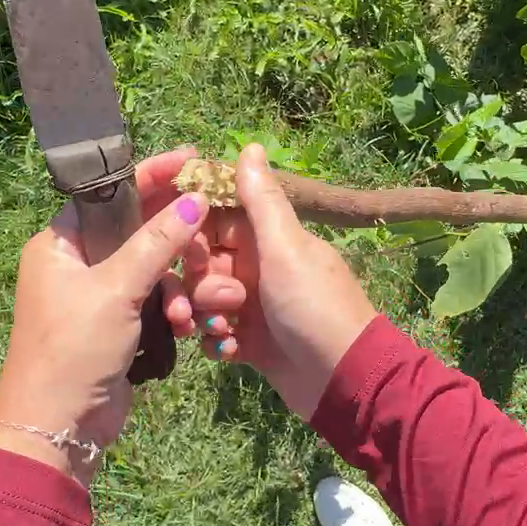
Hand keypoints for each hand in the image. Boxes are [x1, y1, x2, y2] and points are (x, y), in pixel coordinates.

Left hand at [0, 147, 205, 484]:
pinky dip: (170, 309)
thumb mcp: (117, 290)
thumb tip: (195, 200)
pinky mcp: (117, 323)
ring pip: (151, 268)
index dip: (150, 175)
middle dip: (172, 241)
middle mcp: (77, 263)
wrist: (58, 428)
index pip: (109, 194)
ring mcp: (98, 295)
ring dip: (174, 286)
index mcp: (60, 243)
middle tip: (209, 232)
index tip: (191, 159)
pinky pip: (153, 300)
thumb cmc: (73, 350)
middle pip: (136, 230)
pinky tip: (182, 327)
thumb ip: (157, 243)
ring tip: (185, 310)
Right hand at [185, 144, 377, 419]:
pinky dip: (219, 342)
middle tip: (225, 303)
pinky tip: (231, 351)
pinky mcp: (252, 342)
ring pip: (204, 301)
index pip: (216, 220)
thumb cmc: (314, 307)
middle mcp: (259, 267)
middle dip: (200, 284)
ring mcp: (255, 306)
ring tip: (226, 330)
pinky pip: (216, 333)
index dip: (195, 232)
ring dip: (206, 315)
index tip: (184, 246)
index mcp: (269, 239)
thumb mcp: (286, 248)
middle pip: (204, 263)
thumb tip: (251, 145)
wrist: (342, 380)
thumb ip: (262, 200)